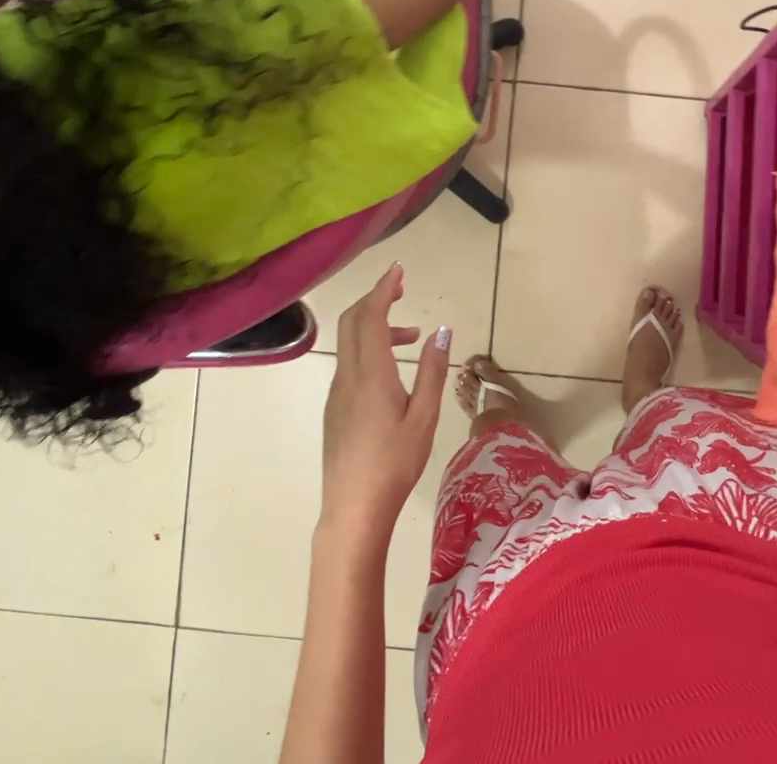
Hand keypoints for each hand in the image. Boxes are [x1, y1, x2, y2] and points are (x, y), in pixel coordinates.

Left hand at [320, 264, 449, 535]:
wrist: (353, 507)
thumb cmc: (395, 463)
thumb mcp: (424, 417)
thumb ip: (431, 371)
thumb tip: (440, 331)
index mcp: (371, 373)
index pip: (372, 316)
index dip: (383, 288)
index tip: (399, 270)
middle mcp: (347, 375)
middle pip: (352, 321)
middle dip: (375, 298)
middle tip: (402, 288)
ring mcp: (337, 391)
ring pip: (350, 342)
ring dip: (375, 326)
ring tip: (412, 336)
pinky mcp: (335, 407)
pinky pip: (349, 361)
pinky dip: (369, 348)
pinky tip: (392, 369)